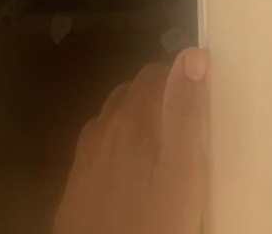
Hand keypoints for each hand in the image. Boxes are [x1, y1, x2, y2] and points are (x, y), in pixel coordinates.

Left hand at [53, 49, 209, 233]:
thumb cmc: (155, 224)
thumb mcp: (183, 171)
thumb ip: (185, 111)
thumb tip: (192, 54)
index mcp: (130, 120)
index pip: (153, 73)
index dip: (178, 80)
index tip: (198, 103)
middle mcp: (101, 132)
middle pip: (129, 95)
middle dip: (156, 100)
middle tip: (183, 130)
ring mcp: (82, 162)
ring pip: (110, 124)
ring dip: (133, 125)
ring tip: (159, 154)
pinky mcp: (72, 192)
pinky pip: (96, 156)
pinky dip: (114, 154)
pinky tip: (129, 182)